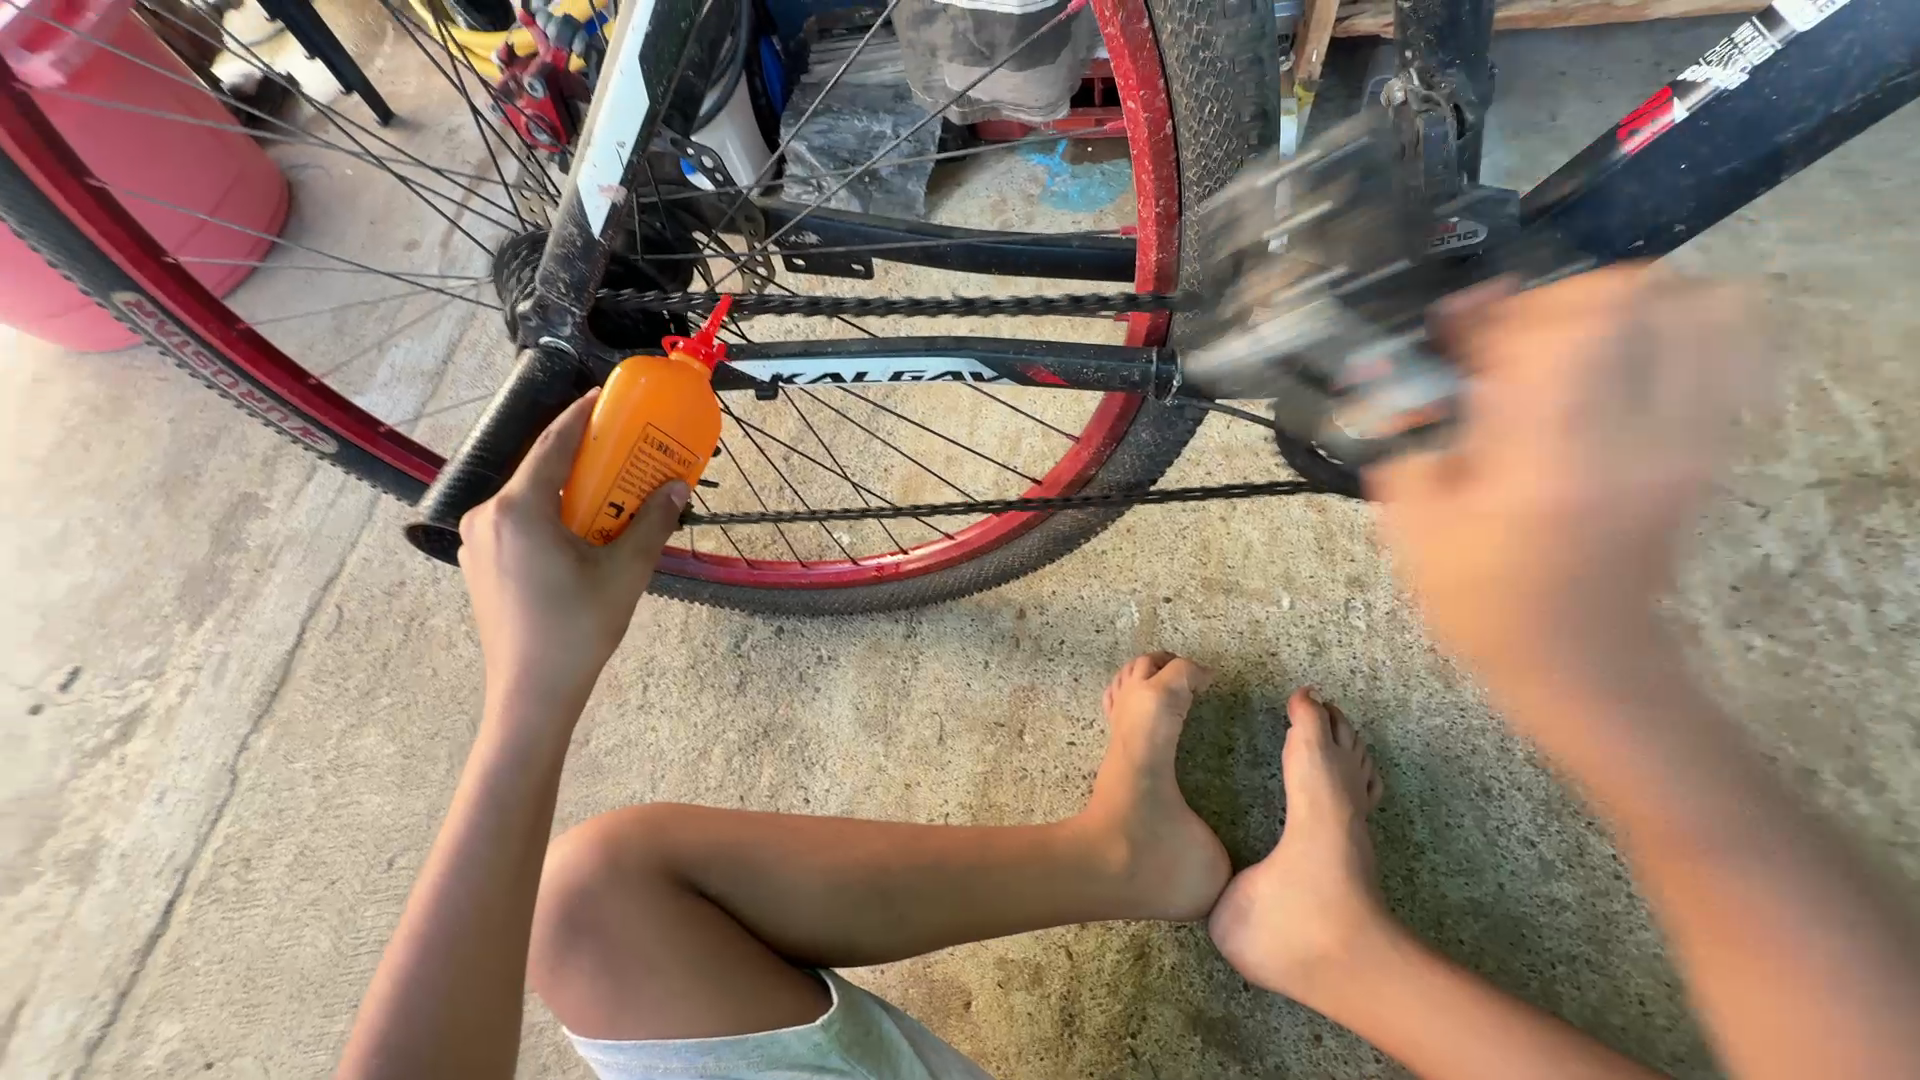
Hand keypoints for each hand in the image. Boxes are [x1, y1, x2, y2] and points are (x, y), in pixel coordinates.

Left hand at [458, 390, 689, 710]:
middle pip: (542, 470)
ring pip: (531, 498)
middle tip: (623, 449)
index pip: (553, 445)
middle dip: (585, 456)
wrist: (532, 692)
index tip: (606, 396)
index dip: (582, 416)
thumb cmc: (578, 629)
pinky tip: (584, 529)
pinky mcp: (482, 563)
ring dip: (571, 489)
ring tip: (611, 491)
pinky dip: (555, 514)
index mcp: (519, 510)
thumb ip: (652, 523)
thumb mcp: (625, 571)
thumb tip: (677, 489)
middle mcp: (489, 516)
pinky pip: (521, 522)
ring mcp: (480, 541)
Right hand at [1365, 266, 1762, 692]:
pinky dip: (1683, 329)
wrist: (1579, 659)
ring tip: (1573, 339)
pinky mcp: (1713, 445)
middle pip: (1637, 298)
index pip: (1557, 327)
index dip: (1501, 311)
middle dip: (1561, 298)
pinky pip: (1735, 347)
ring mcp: (1691, 439)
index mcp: (1547, 460)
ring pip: (1703, 307)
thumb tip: (1402, 363)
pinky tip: (1626, 359)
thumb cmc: (1479, 598)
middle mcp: (1635, 437)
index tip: (1461, 331)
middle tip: (1515, 337)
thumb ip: (1407, 430)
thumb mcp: (1412, 520)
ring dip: (1629, 306)